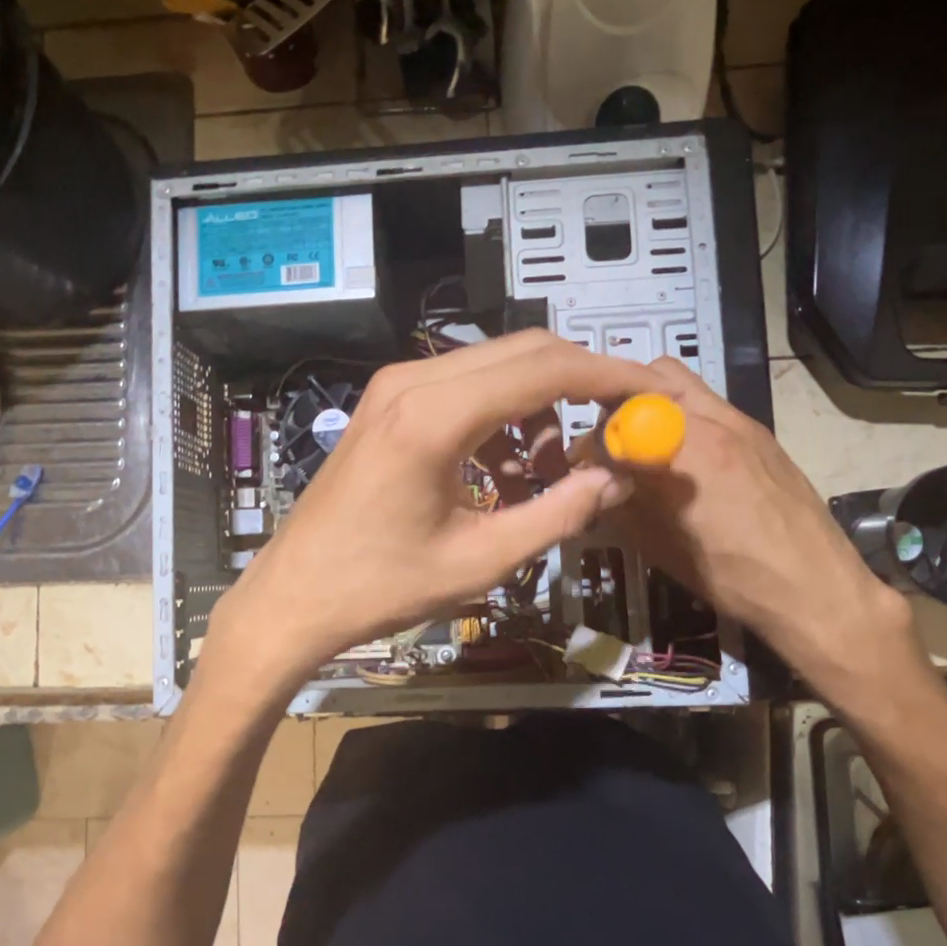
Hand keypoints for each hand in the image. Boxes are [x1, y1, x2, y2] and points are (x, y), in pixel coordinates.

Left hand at [205, 331, 669, 699]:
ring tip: (553, 473)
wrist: (294, 595)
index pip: (544, 369)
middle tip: (620, 426)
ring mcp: (395, 387)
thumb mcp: (481, 560)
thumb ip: (558, 513)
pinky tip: (507, 474)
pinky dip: (501, 417)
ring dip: (539, 405)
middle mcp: (413, 381)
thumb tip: (619, 478)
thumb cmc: (381, 587)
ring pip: (494, 366)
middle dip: (580, 382)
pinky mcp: (388, 403)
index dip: (607, 376)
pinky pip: (464, 388)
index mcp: (435, 417)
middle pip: (523, 351)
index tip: (652, 393)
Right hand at [611, 358, 920, 699]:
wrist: (817, 589)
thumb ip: (622, 501)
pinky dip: (682, 418)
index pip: (619, 415)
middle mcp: (716, 421)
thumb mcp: (661, 546)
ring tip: (645, 449)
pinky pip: (708, 405)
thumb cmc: (734, 578)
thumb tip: (591, 481)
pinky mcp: (760, 434)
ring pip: (682, 383)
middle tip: (612, 448)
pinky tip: (682, 461)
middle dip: (619, 405)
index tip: (584, 468)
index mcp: (689, 450)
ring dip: (652, 405)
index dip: (592, 440)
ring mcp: (743, 422)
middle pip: (651, 376)